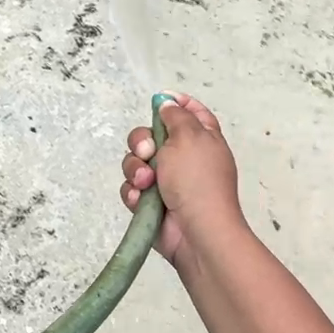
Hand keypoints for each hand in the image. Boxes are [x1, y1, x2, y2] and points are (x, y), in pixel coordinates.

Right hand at [120, 93, 245, 265]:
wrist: (196, 232)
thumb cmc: (196, 180)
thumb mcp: (189, 136)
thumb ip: (176, 115)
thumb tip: (168, 105)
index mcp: (201, 138)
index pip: (191, 112)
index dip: (176, 103)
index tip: (160, 100)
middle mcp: (184, 157)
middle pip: (152, 135)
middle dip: (141, 141)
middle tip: (148, 152)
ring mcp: (167, 180)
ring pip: (136, 161)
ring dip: (135, 169)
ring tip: (145, 182)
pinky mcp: (151, 201)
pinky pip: (132, 188)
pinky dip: (134, 192)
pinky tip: (142, 199)